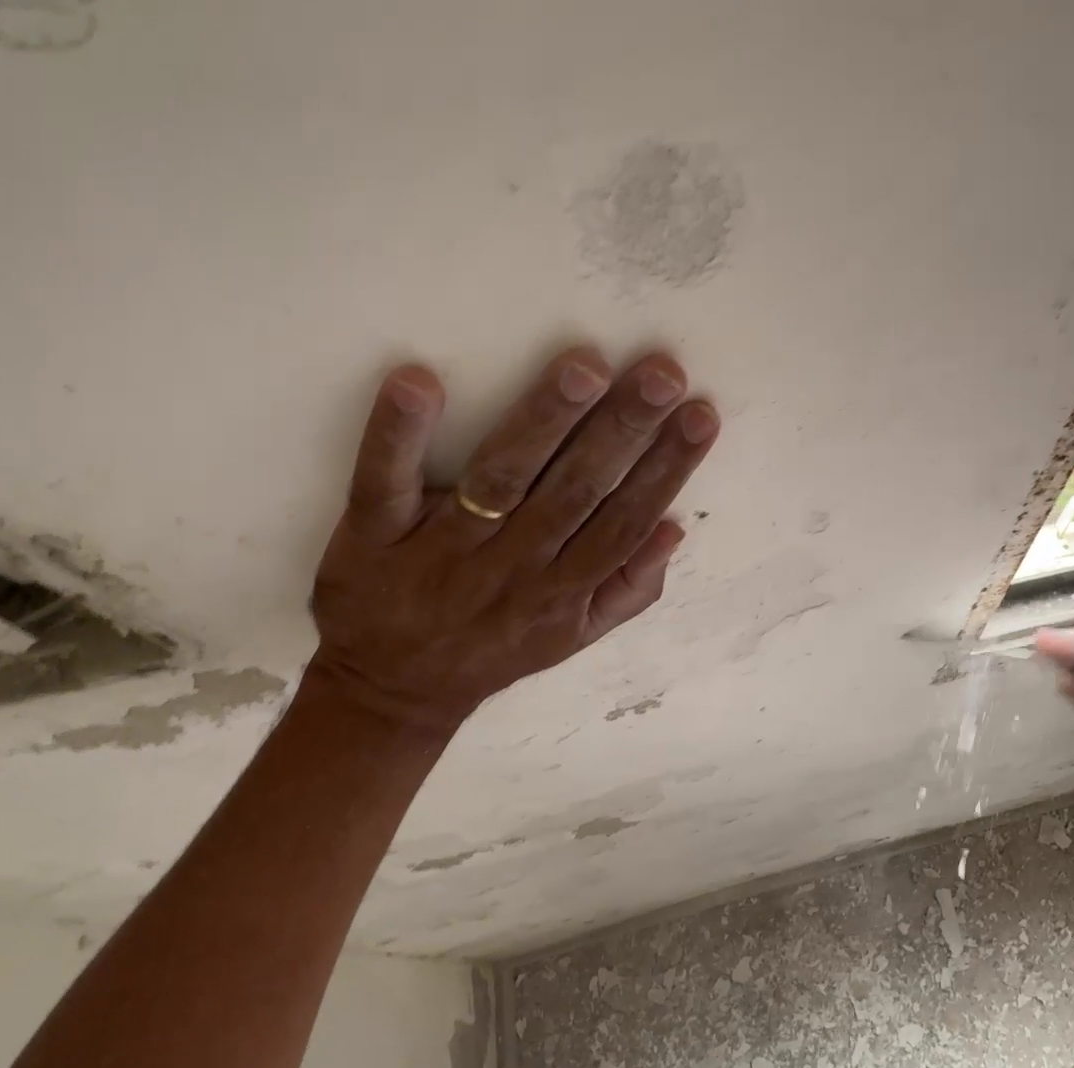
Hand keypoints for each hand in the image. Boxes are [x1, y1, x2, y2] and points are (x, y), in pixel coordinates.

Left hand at [306, 348, 719, 733]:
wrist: (391, 692)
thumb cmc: (495, 651)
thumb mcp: (575, 637)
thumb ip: (629, 588)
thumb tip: (673, 527)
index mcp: (562, 593)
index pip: (625, 522)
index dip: (668, 470)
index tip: (701, 417)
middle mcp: (510, 569)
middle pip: (575, 492)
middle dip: (623, 430)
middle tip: (660, 373)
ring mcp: (440, 551)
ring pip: (501, 480)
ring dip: (544, 423)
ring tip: (584, 370)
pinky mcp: (372, 536)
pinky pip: (385, 482)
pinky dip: (398, 436)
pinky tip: (418, 383)